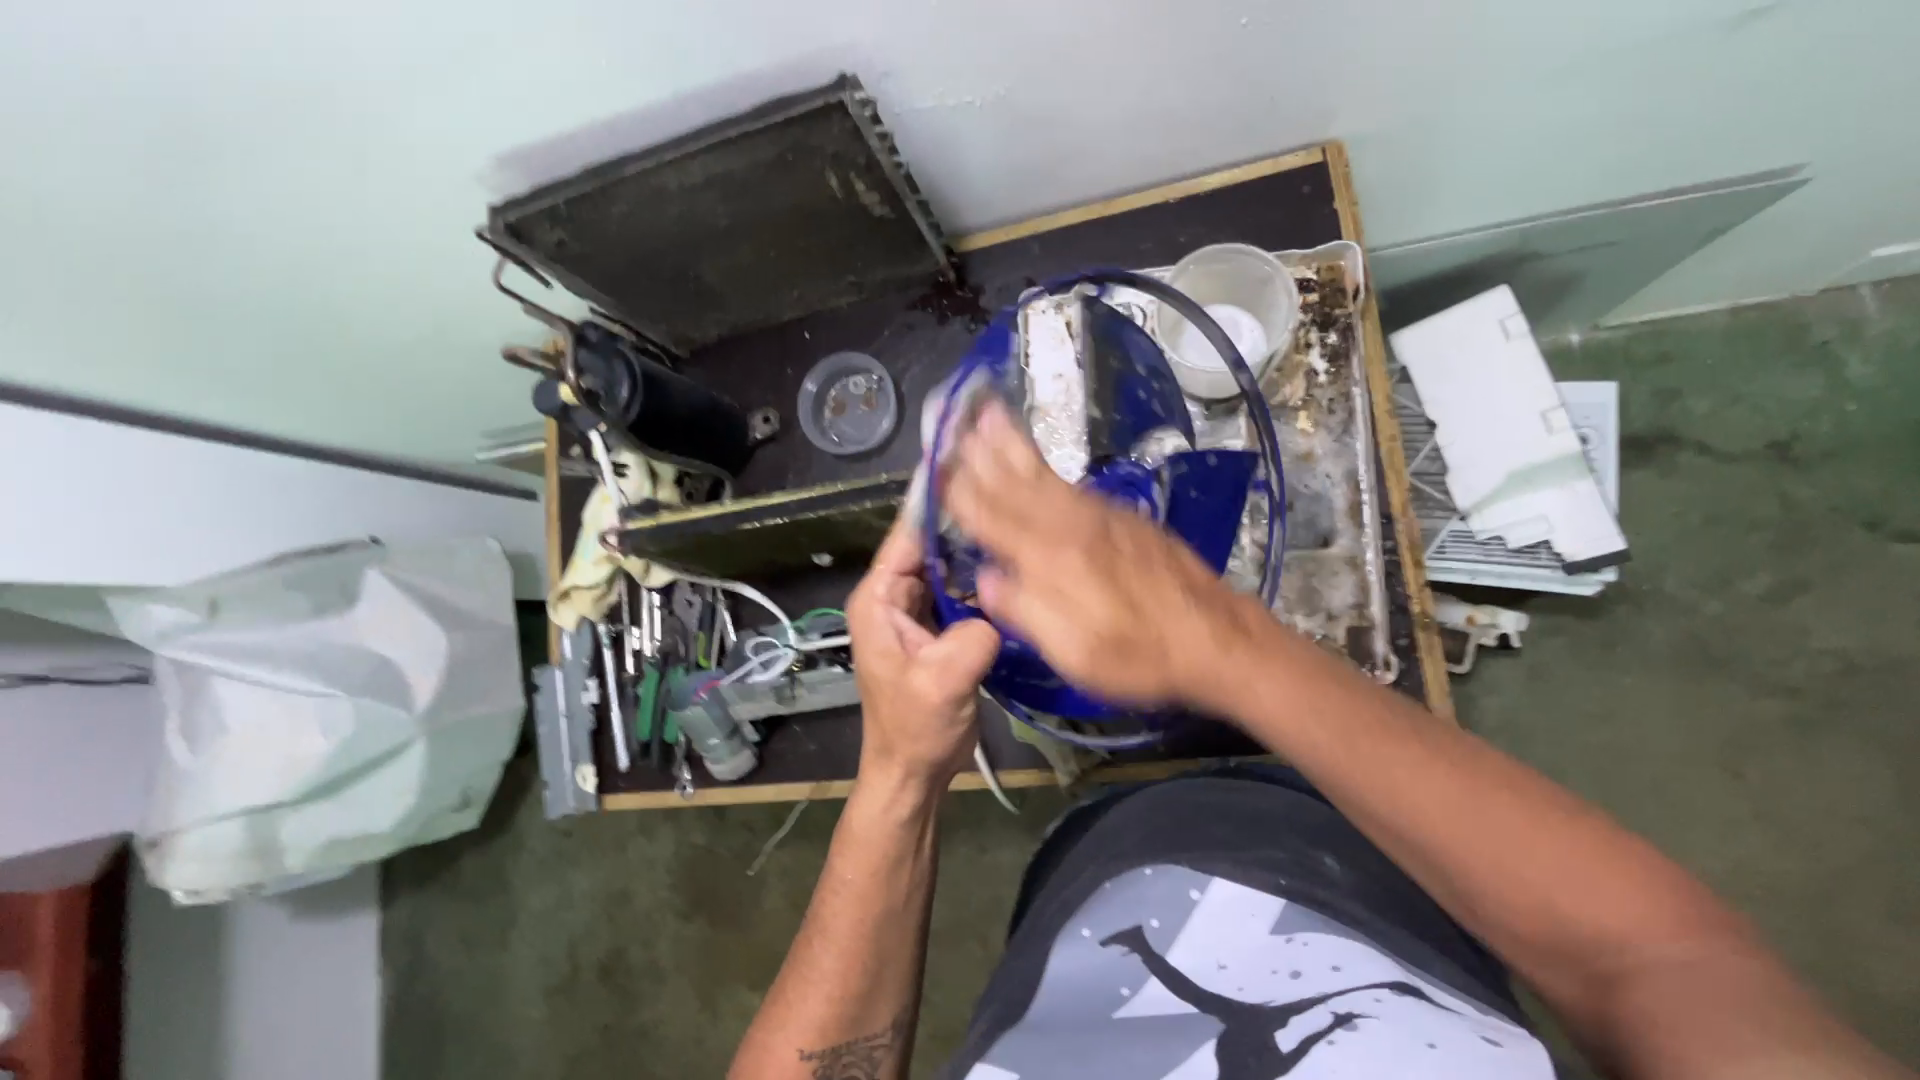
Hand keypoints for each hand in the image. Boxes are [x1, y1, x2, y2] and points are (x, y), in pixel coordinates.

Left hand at [846, 515, 1001, 788]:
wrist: (914, 771)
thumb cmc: (915, 728)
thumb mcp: (942, 683)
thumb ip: (972, 638)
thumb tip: (1000, 610)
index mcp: (879, 599)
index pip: (906, 535)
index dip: (933, 499)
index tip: (965, 461)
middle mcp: (892, 597)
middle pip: (928, 544)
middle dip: (963, 519)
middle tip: (1008, 489)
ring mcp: (915, 612)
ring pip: (947, 566)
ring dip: (974, 548)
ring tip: (1016, 517)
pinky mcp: (938, 628)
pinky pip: (959, 591)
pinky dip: (981, 579)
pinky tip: (1013, 564)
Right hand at [944, 401, 1273, 710]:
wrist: (1216, 639)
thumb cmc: (1140, 656)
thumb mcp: (1074, 653)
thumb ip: (1026, 610)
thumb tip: (985, 576)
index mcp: (1050, 558)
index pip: (989, 516)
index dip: (957, 490)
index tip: (932, 464)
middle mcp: (1070, 526)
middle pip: (1013, 482)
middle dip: (979, 451)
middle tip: (953, 416)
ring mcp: (1099, 516)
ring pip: (1043, 474)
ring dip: (1010, 444)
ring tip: (987, 412)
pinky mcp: (1122, 518)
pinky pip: (1069, 482)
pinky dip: (1044, 464)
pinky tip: (1036, 462)